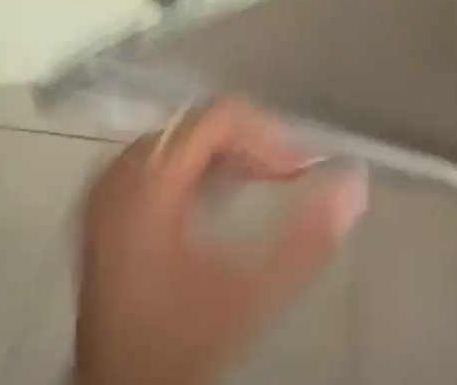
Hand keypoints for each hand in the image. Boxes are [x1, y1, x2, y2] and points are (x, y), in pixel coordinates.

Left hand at [75, 98, 367, 384]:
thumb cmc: (179, 340)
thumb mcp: (250, 292)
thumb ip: (306, 236)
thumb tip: (354, 183)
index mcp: (151, 181)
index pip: (216, 116)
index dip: (265, 133)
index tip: (298, 168)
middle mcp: (121, 174)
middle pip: (197, 123)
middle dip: (248, 143)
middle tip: (285, 177)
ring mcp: (105, 191)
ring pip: (178, 140)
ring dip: (223, 155)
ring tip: (260, 185)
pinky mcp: (102, 209)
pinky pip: (157, 160)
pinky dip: (195, 168)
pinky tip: (219, 202)